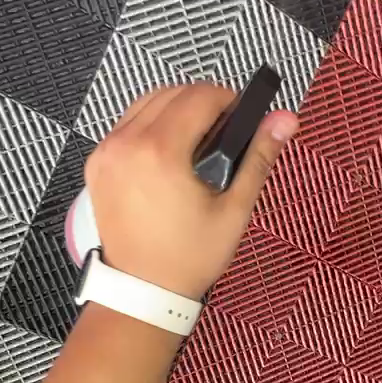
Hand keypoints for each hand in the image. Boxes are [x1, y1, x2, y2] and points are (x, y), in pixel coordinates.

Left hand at [84, 84, 298, 299]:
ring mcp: (107, 152)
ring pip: (146, 103)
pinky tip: (168, 154)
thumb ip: (258, 158)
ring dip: (175, 110)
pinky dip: (149, 127)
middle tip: (222, 135)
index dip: (228, 100)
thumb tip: (285, 120)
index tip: (240, 120)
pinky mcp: (97, 163)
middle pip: (172, 92)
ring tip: (196, 144)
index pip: (199, 95)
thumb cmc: (188, 258)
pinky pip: (126, 125)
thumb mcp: (233, 211)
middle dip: (202, 103)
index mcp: (161, 153)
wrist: (143, 290)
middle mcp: (127, 144)